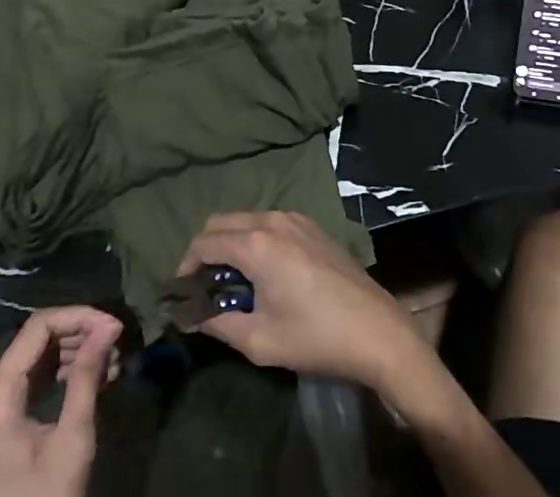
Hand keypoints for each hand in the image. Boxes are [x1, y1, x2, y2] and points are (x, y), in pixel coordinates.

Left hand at [0, 307, 122, 496]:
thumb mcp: (72, 438)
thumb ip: (86, 377)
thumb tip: (109, 327)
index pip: (38, 327)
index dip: (79, 317)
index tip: (115, 328)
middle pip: (34, 340)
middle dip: (80, 334)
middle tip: (117, 346)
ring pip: (34, 358)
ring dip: (74, 353)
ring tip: (111, 364)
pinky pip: (29, 380)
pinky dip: (60, 373)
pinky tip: (92, 379)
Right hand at [177, 212, 432, 396]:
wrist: (377, 330)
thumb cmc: (315, 336)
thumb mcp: (259, 339)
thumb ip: (218, 323)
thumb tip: (190, 317)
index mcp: (257, 244)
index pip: (204, 242)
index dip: (185, 267)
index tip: (183, 295)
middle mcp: (275, 221)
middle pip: (222, 222)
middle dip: (206, 250)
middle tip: (205, 288)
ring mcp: (298, 220)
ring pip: (248, 220)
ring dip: (232, 243)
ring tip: (234, 284)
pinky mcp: (315, 227)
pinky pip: (272, 223)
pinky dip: (256, 240)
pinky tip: (264, 273)